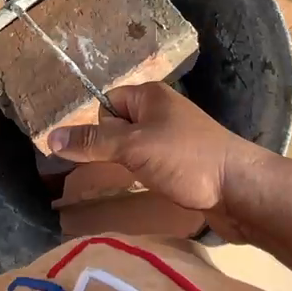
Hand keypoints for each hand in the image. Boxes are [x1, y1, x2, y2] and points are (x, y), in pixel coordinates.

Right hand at [46, 82, 261, 222]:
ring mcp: (175, 140)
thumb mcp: (133, 146)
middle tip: (105, 171)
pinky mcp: (186, 167)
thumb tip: (50, 137)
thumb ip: (92, 142)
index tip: (96, 150)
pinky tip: (145, 194)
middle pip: (120, 128)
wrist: (242, 190)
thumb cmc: (186, 157)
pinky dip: (145, 180)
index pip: (108, 103)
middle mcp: (161, 113)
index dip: (98, 126)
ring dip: (127, 168)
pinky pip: (153, 168)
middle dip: (109, 150)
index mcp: (149, 96)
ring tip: (123, 185)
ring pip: (135, 152)